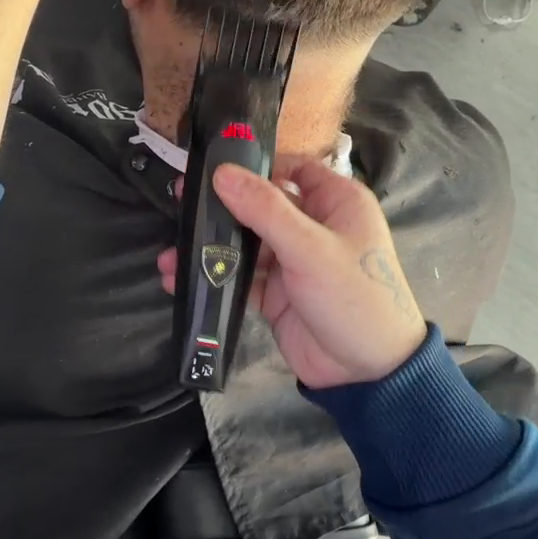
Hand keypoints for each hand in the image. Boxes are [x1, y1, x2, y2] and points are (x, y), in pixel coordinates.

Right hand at [159, 160, 429, 388]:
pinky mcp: (275, 294)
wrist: (367, 372)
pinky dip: (213, 278)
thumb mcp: (309, 248)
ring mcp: (292, 262)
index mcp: (336, 203)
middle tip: (179, 205)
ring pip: (244, 244)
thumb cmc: (353, 297)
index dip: (256, 167)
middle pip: (260, 207)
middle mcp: (313, 227)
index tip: (213, 169)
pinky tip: (181, 279)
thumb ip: (264, 210)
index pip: (293, 169)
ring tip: (170, 255)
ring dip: (210, 249)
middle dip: (220, 210)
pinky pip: (239, 277)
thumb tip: (222, 173)